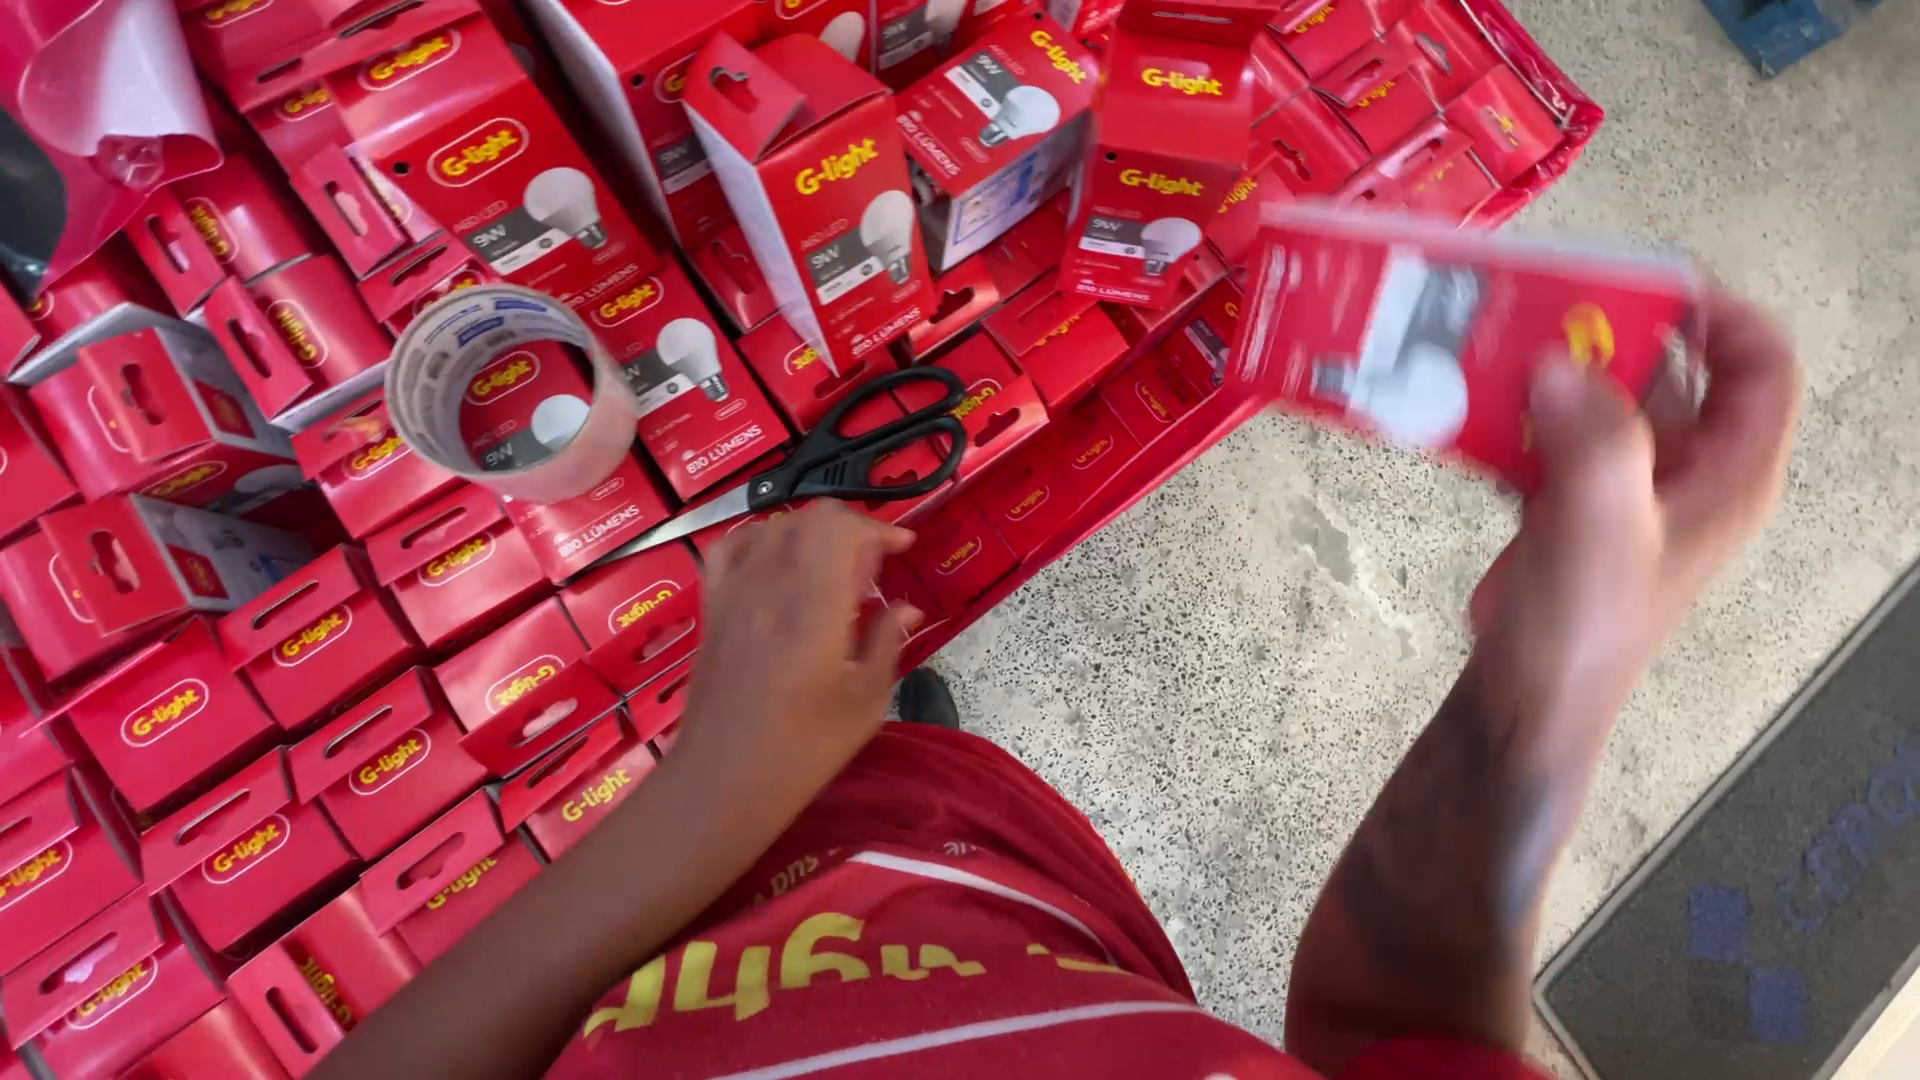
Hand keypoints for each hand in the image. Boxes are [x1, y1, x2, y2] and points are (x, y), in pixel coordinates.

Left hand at [673, 502, 920, 807]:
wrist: (721, 781)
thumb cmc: (803, 749)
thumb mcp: (865, 701)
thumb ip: (887, 642)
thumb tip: (906, 607)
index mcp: (813, 606)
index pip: (839, 527)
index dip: (877, 526)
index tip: (901, 548)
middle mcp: (769, 586)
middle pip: (809, 518)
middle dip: (851, 527)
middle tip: (873, 563)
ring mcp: (733, 592)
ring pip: (772, 525)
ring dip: (810, 531)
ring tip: (830, 563)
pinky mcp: (712, 607)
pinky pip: (730, 548)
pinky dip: (760, 540)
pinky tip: (775, 565)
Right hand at [1470, 286, 1800, 708]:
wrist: (1525, 689)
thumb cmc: (1584, 631)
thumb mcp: (1603, 533)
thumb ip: (1593, 447)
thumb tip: (1560, 369)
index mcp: (1723, 477)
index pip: (1757, 371)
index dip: (1722, 318)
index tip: (1654, 283)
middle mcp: (1673, 475)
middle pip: (1659, 380)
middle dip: (1606, 343)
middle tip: (1545, 317)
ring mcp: (1610, 492)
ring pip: (1588, 410)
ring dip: (1544, 383)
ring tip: (1496, 360)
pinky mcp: (1555, 507)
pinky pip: (1537, 444)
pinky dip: (1506, 425)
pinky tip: (1469, 418)